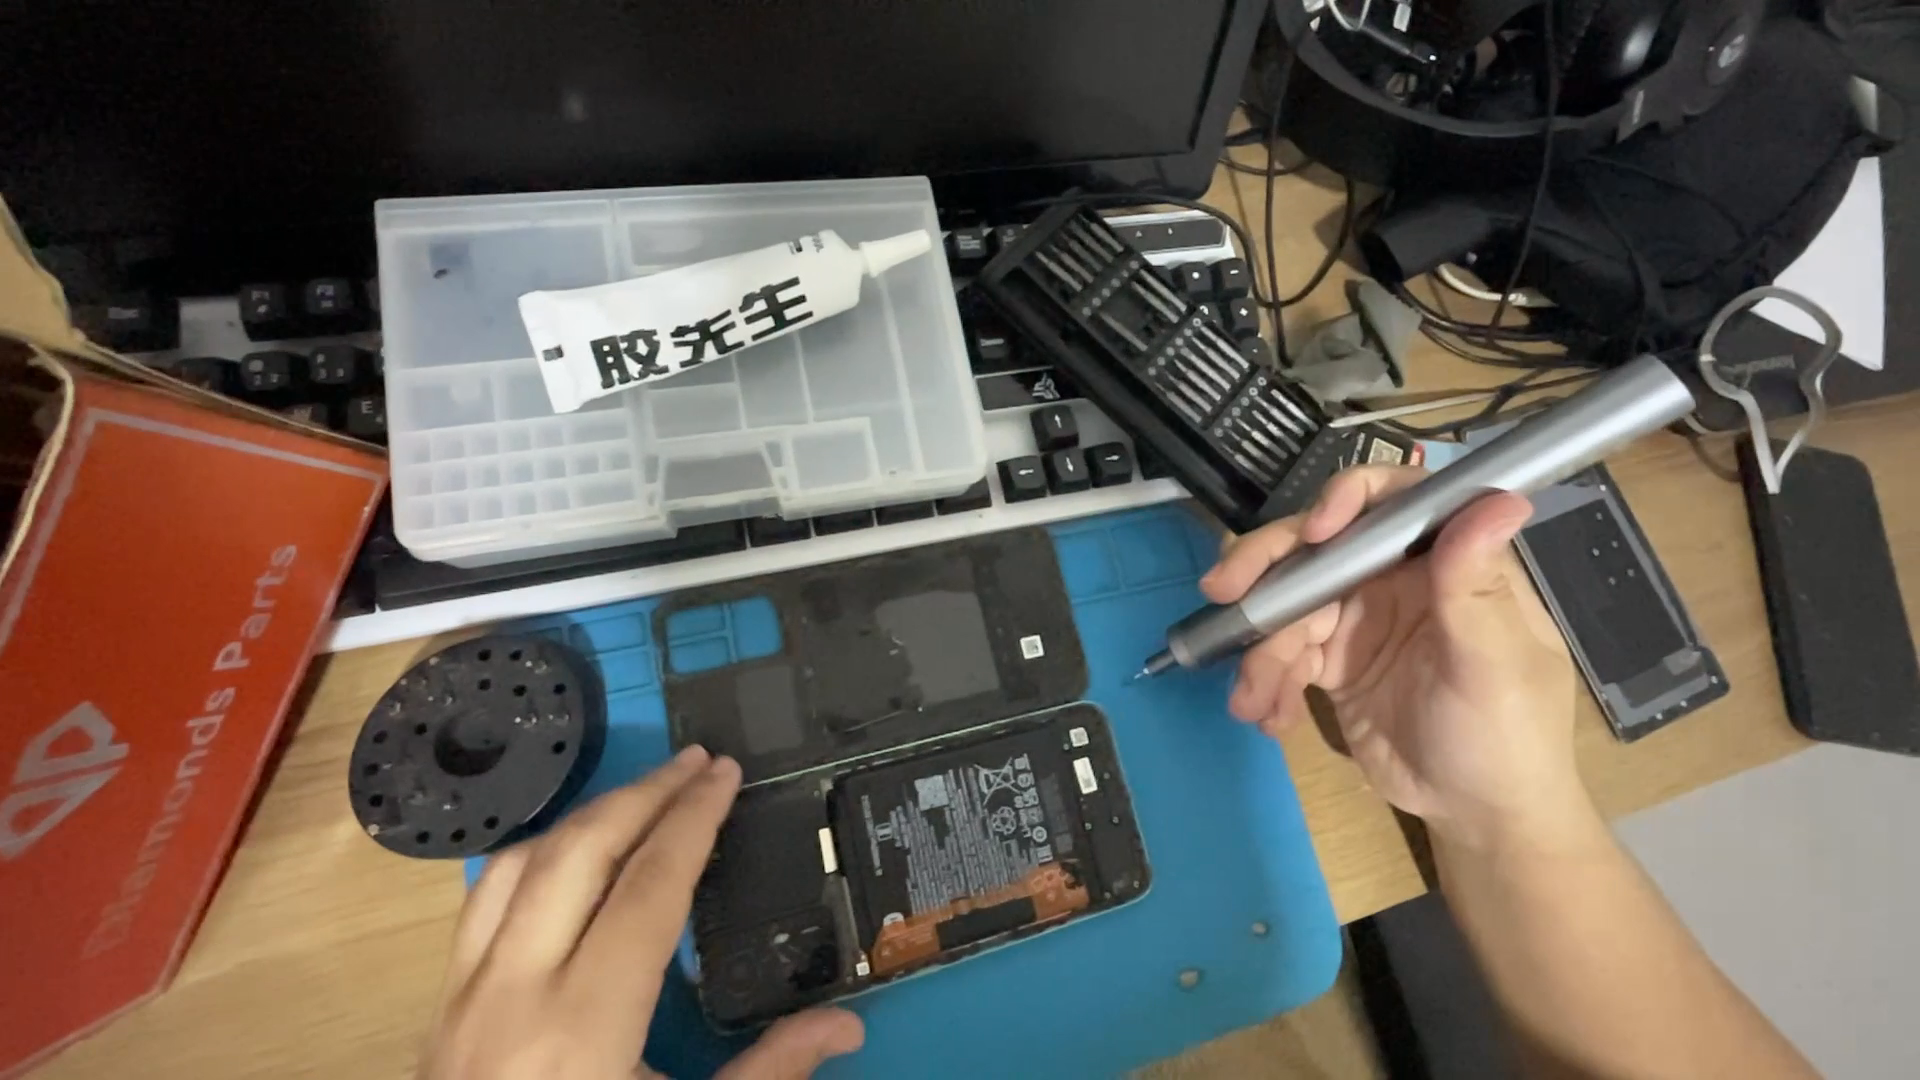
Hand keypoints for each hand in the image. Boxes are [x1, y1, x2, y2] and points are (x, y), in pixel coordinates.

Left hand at [422, 746, 863, 1079]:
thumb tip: (847, 1023)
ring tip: (647, 792)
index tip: (726, 773)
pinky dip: (539, 850)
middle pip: (581, 852)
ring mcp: (464, 995)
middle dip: (646, 792)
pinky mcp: (440, 1005)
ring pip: (523, 861)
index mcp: (585, 1026)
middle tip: (698, 760)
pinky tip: (575, 848)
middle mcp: (515, 992)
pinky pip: (484, 896)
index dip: (693, 819)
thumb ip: (768, 1074)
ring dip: (592, 813)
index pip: (649, 887)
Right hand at [1202, 466, 1582, 846]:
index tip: (1315, 532)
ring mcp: (1355, 620)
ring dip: (1260, 650)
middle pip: (1317, 548)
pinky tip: (1268, 715)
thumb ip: (1476, 590)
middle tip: (1221, 592)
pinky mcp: (1327, 661)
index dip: (1348, 500)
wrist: (1473, 816)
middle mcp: (1392, 580)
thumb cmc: (1508, 738)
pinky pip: (1280, 655)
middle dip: (1264, 569)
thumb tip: (1500, 501)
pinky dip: (1265, 682)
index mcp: (1443, 565)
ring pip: (1287, 606)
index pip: (1395, 504)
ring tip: (1252, 698)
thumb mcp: (1495, 666)